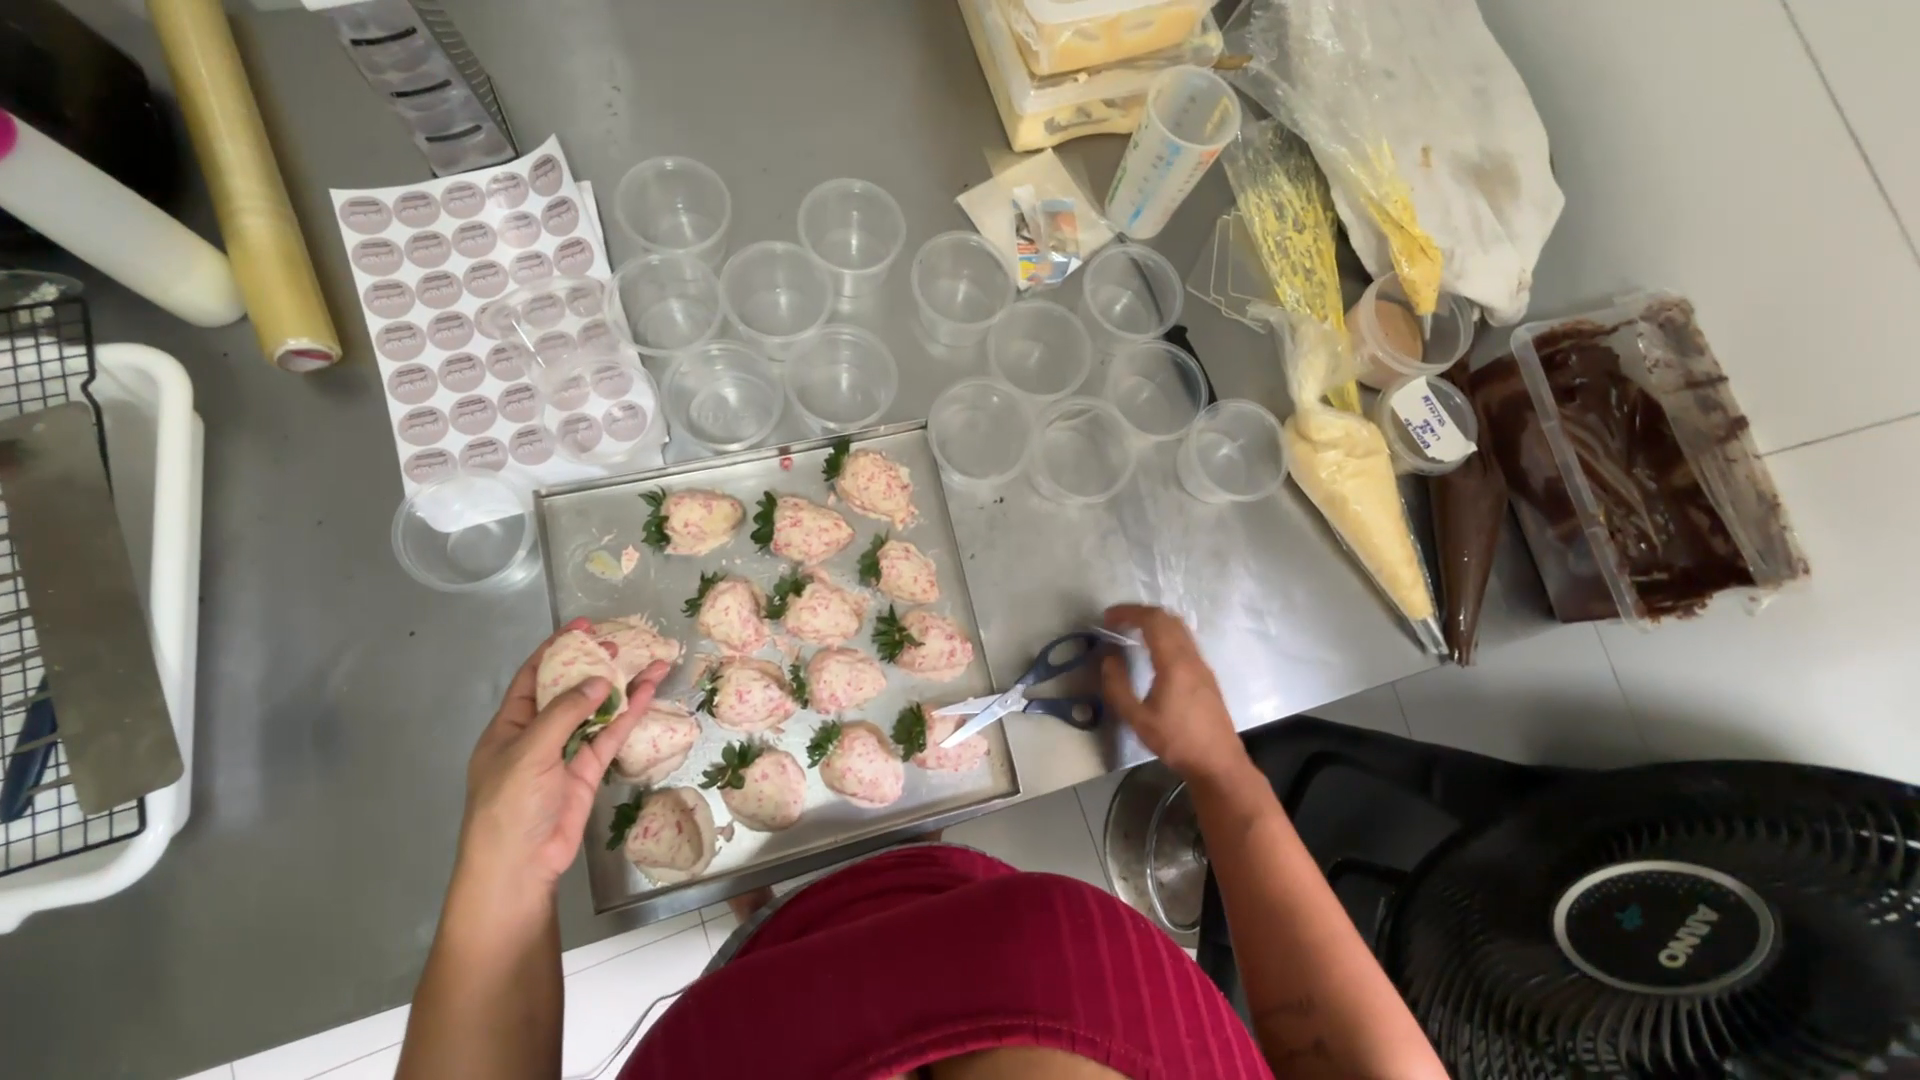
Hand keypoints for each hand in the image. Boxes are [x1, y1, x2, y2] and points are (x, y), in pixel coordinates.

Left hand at [457, 618, 669, 897]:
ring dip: (622, 688)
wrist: (519, 865)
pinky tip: (648, 692)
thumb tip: (600, 681)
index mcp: (509, 725)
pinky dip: (630, 714)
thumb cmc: (509, 805)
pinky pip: (612, 735)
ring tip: (652, 661)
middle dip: (594, 665)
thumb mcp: (529, 752)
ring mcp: (566, 752)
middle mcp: (538, 734)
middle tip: (621, 642)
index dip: (556, 649)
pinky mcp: (589, 770)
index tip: (583, 626)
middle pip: (570, 689)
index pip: (532, 676)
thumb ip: (565, 713)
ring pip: (598, 711)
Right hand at [1100, 604, 1248, 783]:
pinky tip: (1153, 650)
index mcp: (1174, 663)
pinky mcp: (1206, 675)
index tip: (1107, 617)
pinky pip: (1185, 640)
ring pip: (1179, 628)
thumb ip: (1117, 687)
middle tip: (1117, 620)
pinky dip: (1166, 633)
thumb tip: (1108, 658)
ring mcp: (1202, 665)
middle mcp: (1191, 657)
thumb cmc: (1176, 742)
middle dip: (1140, 612)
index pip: (1153, 621)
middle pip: (1168, 618)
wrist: (1218, 762)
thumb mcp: (1138, 719)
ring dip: (1155, 621)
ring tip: (1132, 630)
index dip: (1128, 613)